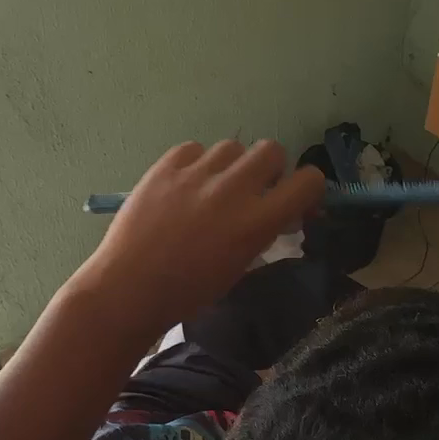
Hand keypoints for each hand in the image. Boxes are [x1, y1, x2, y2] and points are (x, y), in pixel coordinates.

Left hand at [67, 140, 323, 340]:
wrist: (130, 288)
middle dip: (269, 169)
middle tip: (253, 191)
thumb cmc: (188, 292)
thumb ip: (261, 233)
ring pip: (232, 146)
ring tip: (212, 189)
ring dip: (230, 165)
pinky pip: (194, 149)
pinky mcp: (166, 166)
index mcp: (257, 221)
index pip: (308, 181)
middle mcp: (233, 189)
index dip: (308, 188)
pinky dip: (195, 164)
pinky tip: (183, 187)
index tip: (296, 201)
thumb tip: (274, 215)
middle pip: (271, 149)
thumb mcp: (239, 267)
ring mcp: (197, 173)